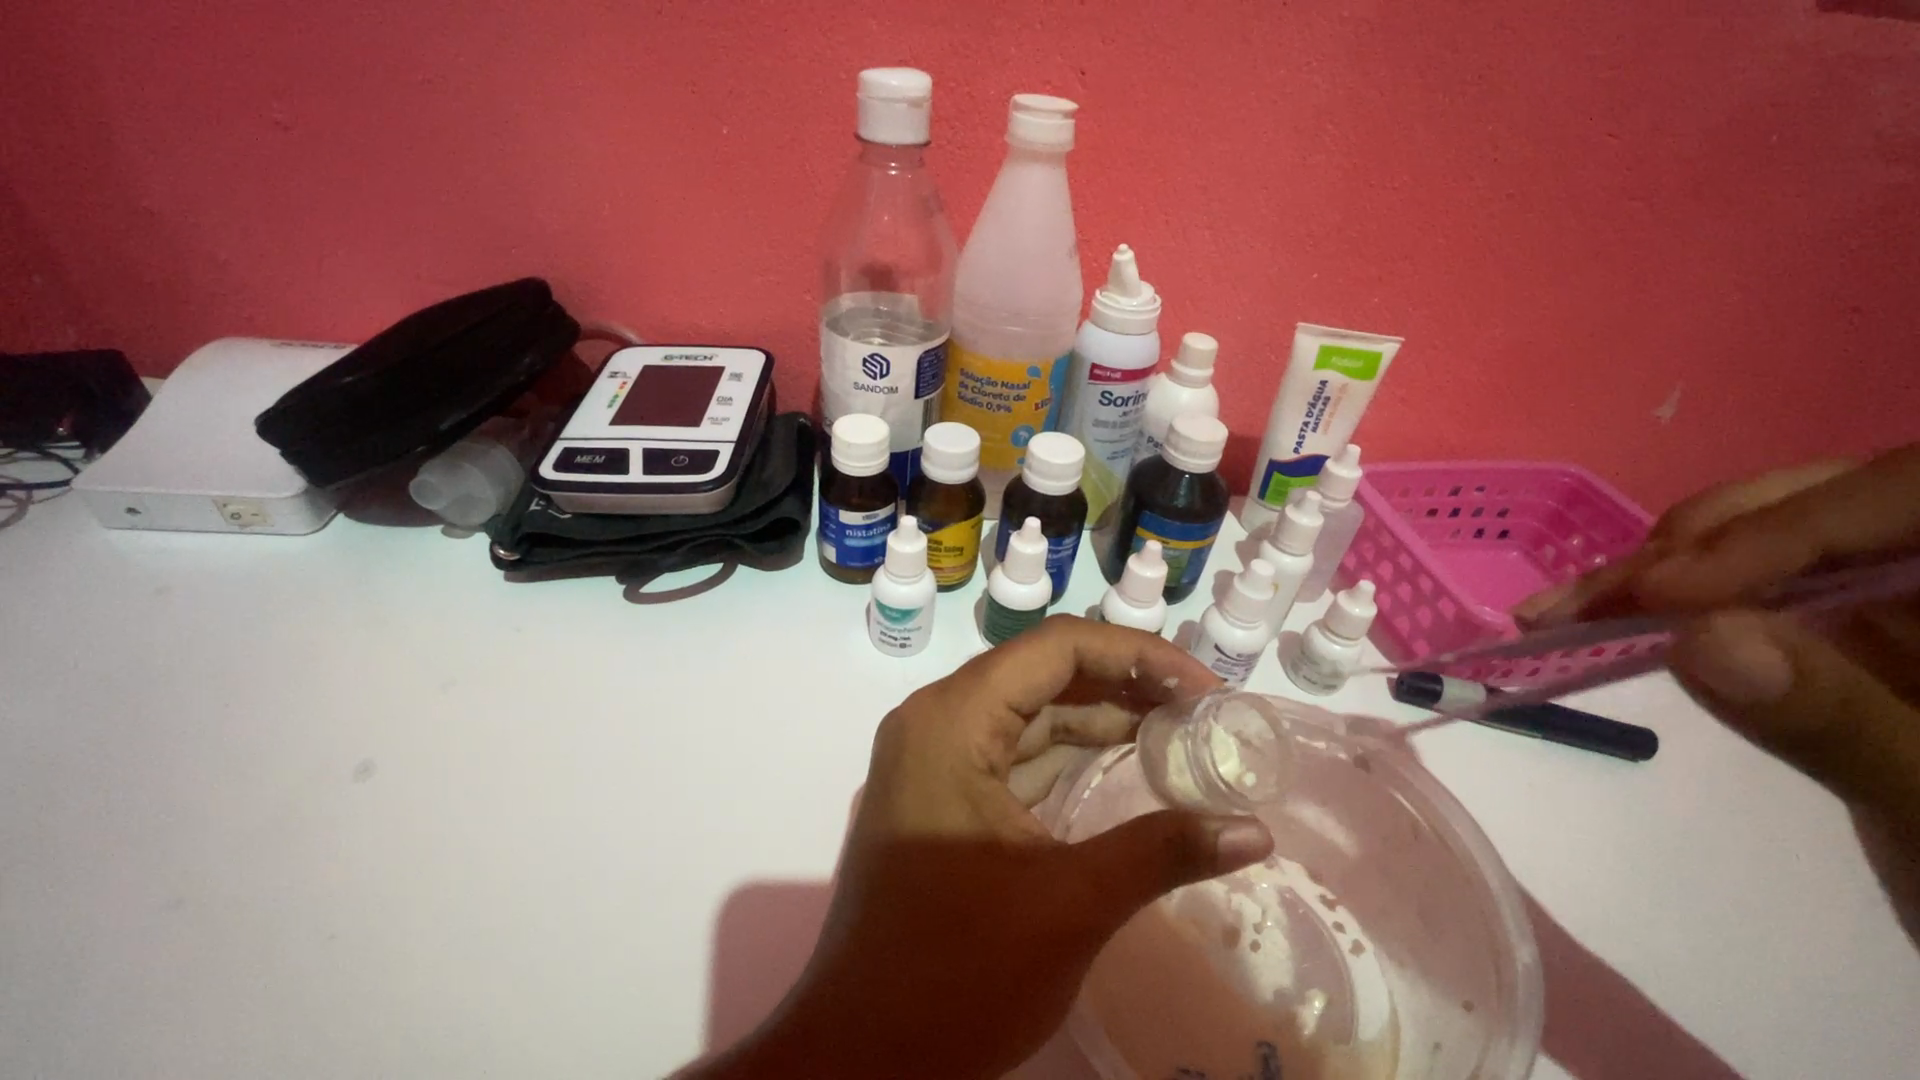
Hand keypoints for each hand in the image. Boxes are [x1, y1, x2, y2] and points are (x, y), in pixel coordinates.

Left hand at [683, 616, 1274, 1079]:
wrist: (865, 1053)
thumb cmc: (957, 971)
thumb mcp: (1069, 905)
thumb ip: (1161, 853)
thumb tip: (1255, 831)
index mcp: (952, 721)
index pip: (1056, 648)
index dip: (1138, 656)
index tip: (1206, 690)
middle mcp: (936, 722)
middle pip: (1043, 674)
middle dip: (1127, 684)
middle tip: (1205, 710)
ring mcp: (935, 761)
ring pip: (1031, 714)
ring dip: (1104, 719)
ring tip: (1184, 733)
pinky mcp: (943, 799)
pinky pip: (1016, 755)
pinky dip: (1073, 756)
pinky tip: (1131, 766)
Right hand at [1517, 446, 1919, 936]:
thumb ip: (1840, 721)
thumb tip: (1697, 636)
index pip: (1908, 496)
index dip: (1782, 526)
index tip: (1662, 591)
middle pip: (1820, 503)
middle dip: (1695, 545)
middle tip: (1589, 601)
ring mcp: (1888, 596)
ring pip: (1765, 538)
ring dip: (1659, 570)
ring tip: (1565, 611)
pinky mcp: (1837, 628)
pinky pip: (1742, 588)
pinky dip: (1662, 601)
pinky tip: (1598, 619)